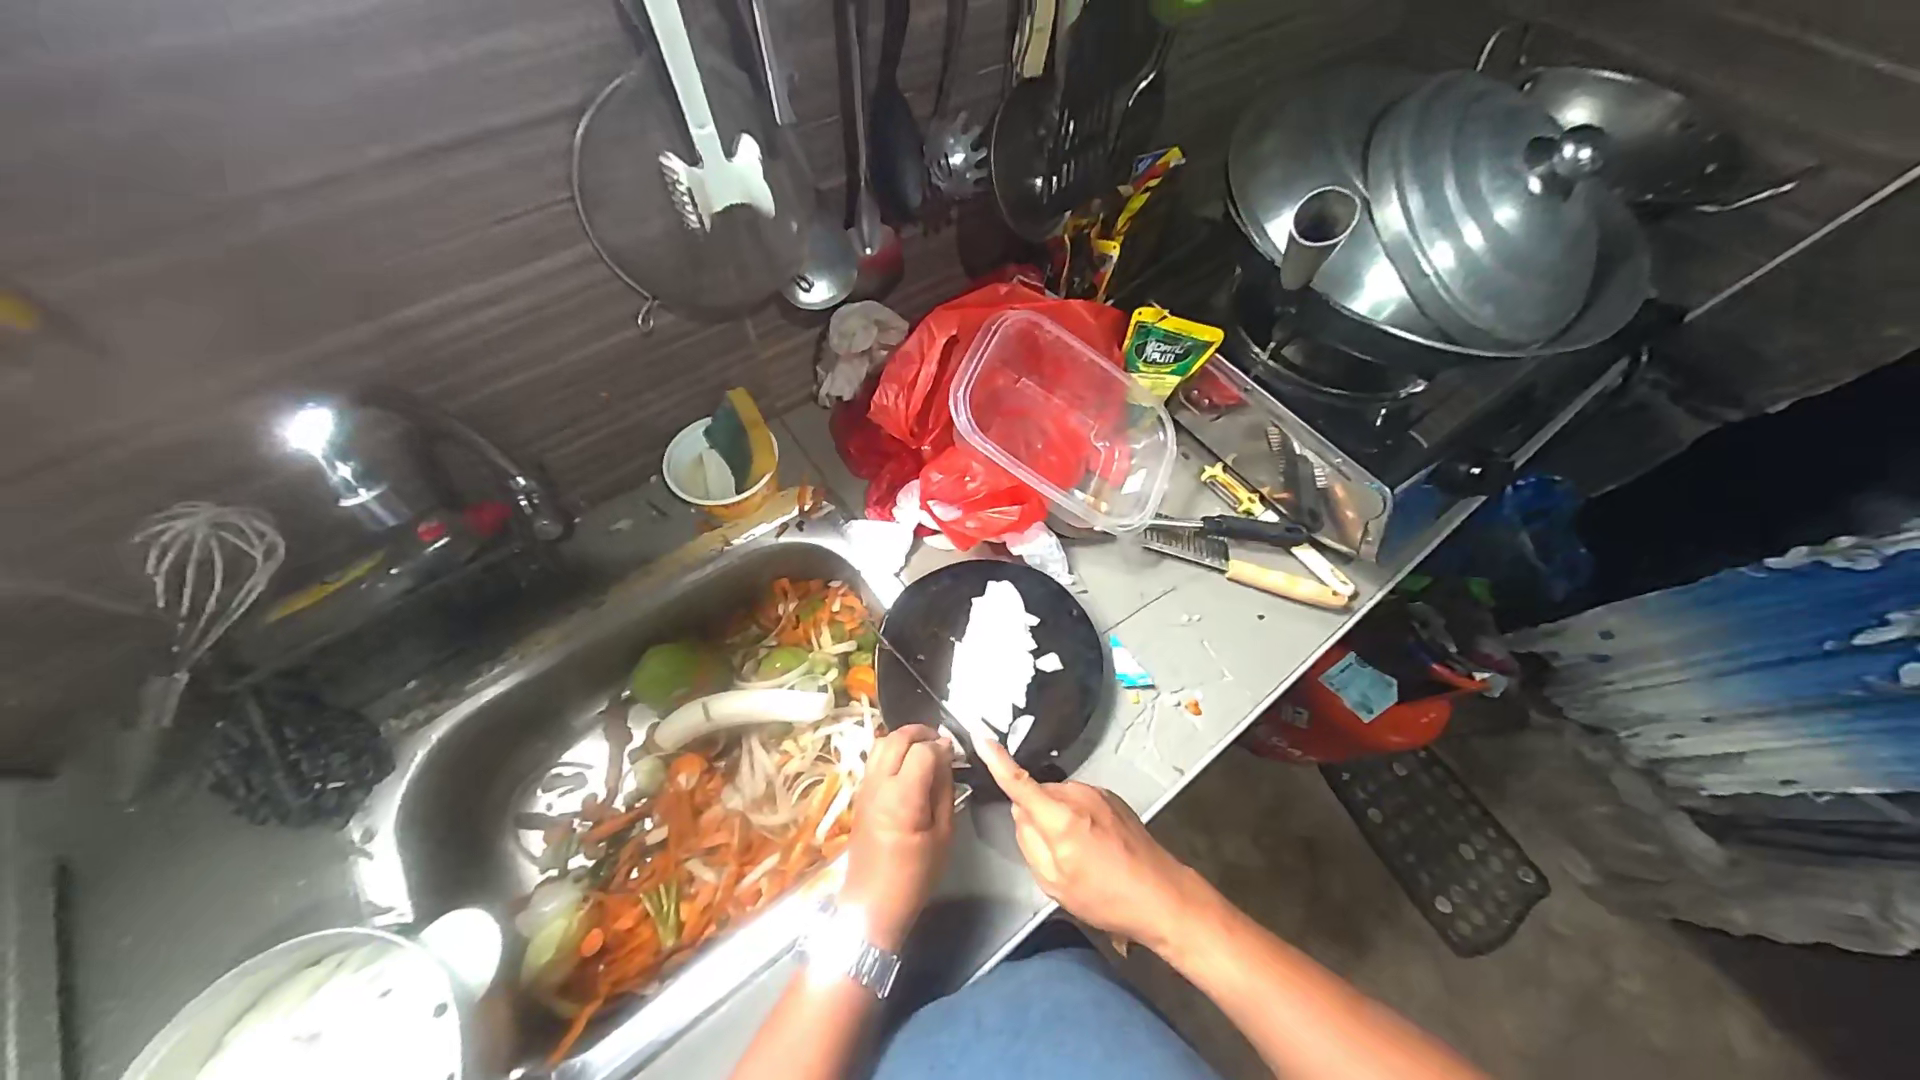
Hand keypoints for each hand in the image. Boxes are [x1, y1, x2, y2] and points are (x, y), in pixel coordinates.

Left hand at [841, 725, 953, 948]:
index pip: (923, 749)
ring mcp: (864, 787)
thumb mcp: (943, 834)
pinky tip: (907, 767)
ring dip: (902, 739)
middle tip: (940, 742)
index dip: (941, 745)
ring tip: (923, 751)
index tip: (954, 753)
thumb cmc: (914, 875)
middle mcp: (878, 784)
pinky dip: (891, 752)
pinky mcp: (859, 794)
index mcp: (903, 795)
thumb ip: (944, 789)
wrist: (871, 904)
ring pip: (880, 743)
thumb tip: (945, 757)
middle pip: (896, 737)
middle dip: (920, 732)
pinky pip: (873, 759)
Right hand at [978, 739, 1203, 951]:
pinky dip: (1077, 817)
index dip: (996, 760)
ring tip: (1081, 855)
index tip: (981, 737)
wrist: (1163, 895)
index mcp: (1060, 818)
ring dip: (1058, 817)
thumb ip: (1029, 843)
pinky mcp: (1111, 797)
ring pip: (1058, 798)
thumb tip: (1022, 814)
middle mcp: (1078, 795)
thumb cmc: (1107, 897)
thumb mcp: (1055, 883)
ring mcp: (1097, 793)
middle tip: (1055, 855)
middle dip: (1036, 816)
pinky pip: (1079, 801)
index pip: (1018, 782)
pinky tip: (1096, 846)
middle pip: (1038, 795)